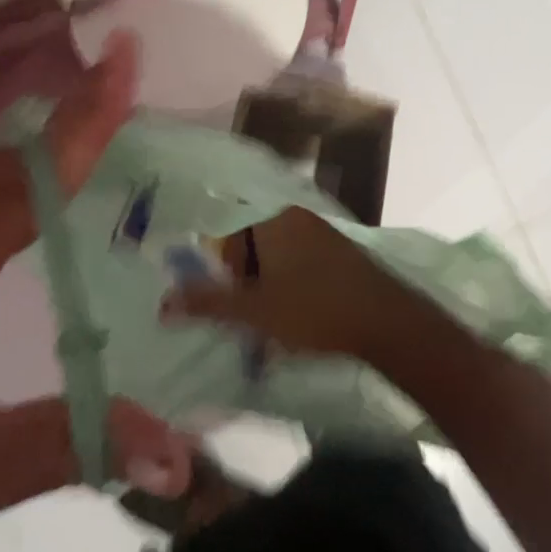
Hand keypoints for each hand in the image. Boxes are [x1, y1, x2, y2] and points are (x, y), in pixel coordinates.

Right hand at [162, 206, 439, 363]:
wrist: (388, 323)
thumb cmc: (314, 311)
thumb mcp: (254, 311)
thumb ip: (207, 303)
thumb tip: (163, 302)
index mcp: (275, 220)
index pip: (228, 235)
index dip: (217, 271)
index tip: (217, 303)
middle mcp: (300, 219)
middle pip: (253, 250)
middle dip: (242, 288)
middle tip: (242, 323)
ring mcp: (325, 236)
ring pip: (278, 264)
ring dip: (266, 295)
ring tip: (268, 332)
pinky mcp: (344, 258)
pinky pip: (303, 271)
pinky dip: (291, 294)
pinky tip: (296, 326)